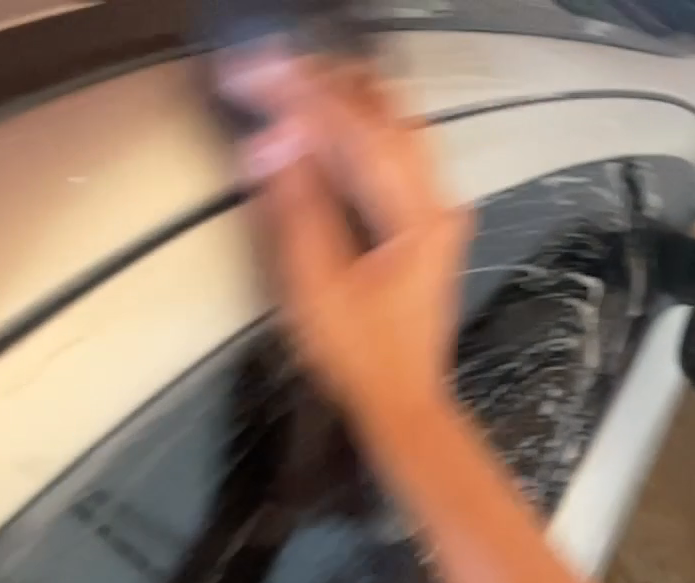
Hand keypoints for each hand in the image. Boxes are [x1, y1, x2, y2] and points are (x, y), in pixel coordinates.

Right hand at [223, 53, 471, 418]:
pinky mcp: (429, 226)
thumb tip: (273, 144)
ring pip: (396, 127)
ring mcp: (438, 214)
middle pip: (387, 111)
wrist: (403, 400)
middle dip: (325, 83)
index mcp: (415, 219)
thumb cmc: (365, 360)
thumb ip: (297, 209)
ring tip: (293, 88)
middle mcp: (438, 206)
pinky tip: (327, 132)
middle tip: (272, 71)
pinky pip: (398, 156)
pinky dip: (359, 134)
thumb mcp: (316, 289)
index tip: (255, 72)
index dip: (301, 93)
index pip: (356, 128)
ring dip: (344, 101)